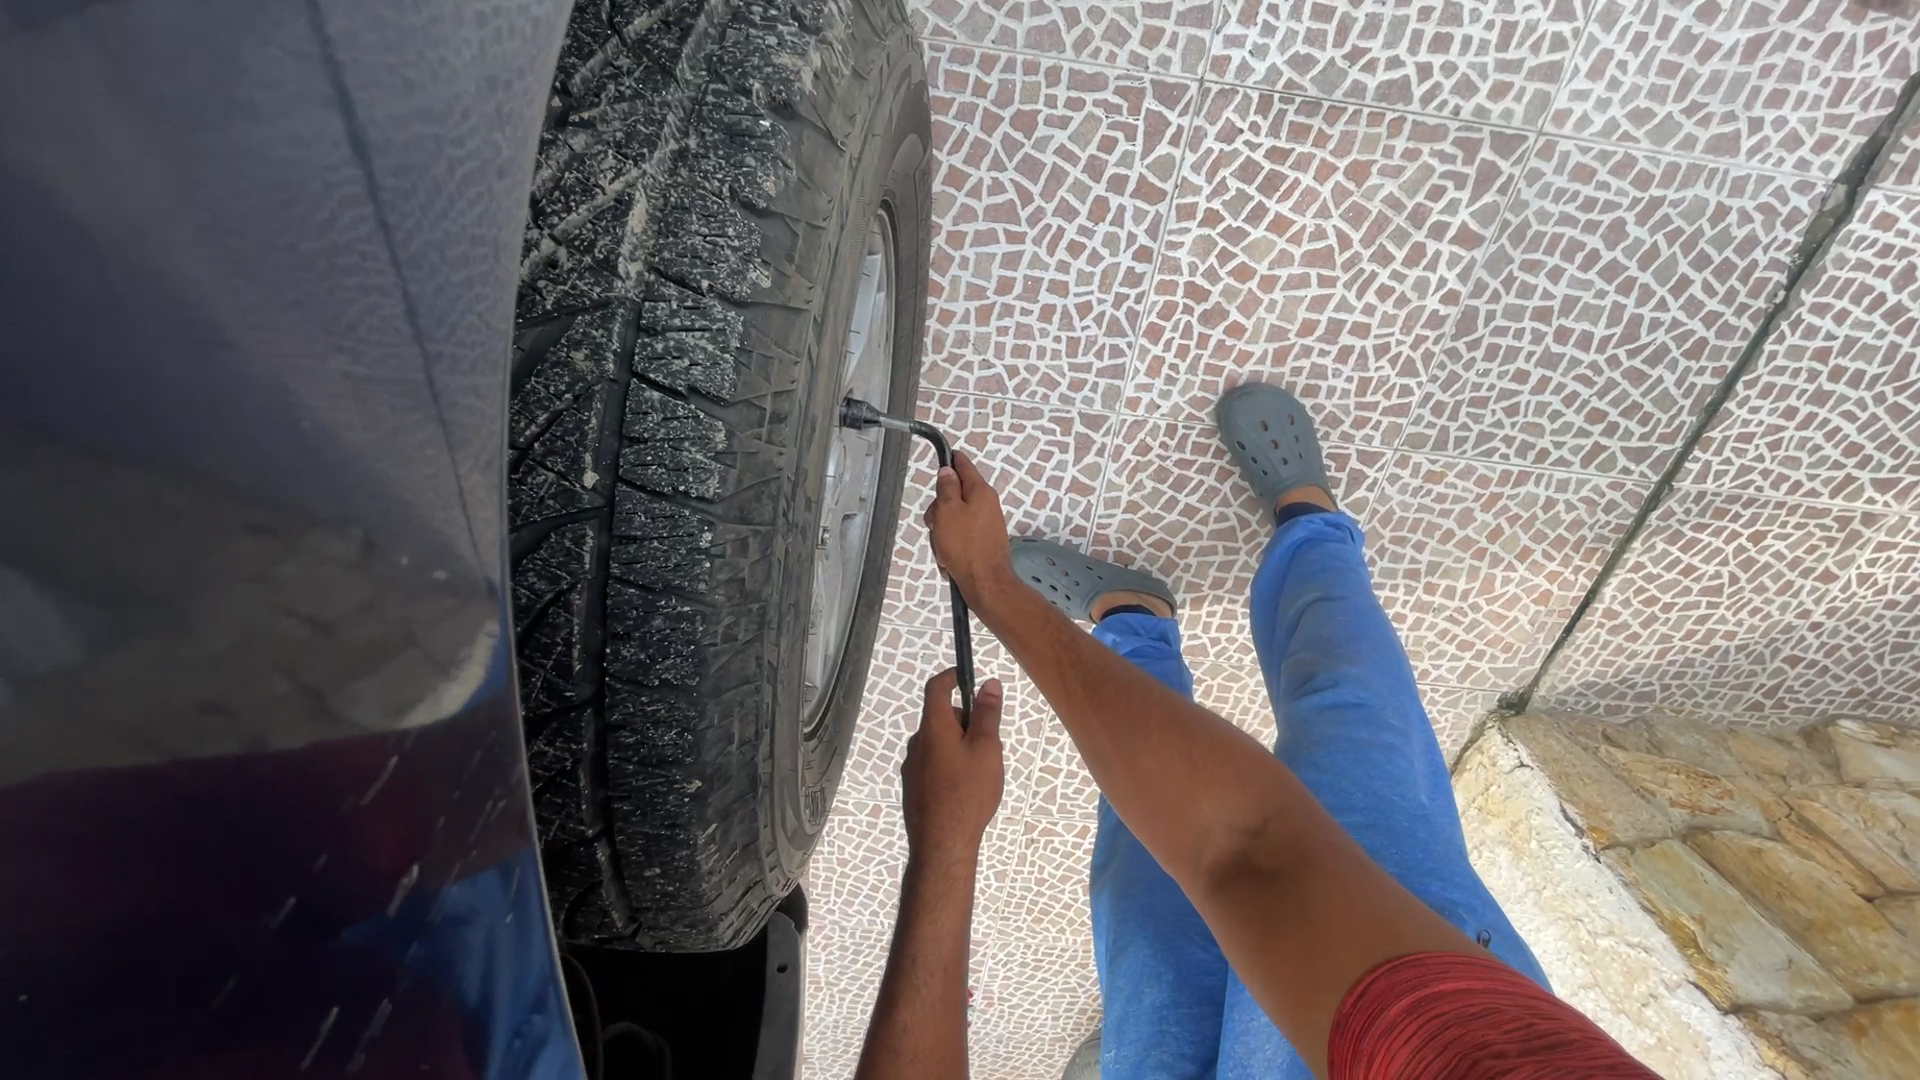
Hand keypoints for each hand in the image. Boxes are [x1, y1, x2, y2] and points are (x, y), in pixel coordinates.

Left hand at [901, 669, 1004, 860]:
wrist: (942, 844)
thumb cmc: (968, 792)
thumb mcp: (986, 749)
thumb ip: (987, 715)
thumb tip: (989, 684)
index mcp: (933, 727)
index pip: (936, 687)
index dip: (951, 676)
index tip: (967, 676)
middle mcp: (917, 742)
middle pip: (941, 717)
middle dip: (965, 721)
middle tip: (988, 743)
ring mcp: (912, 767)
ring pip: (939, 743)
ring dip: (958, 745)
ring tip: (980, 772)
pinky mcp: (913, 788)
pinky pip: (934, 764)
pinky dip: (950, 765)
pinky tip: (965, 790)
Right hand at [923, 451, 1014, 602]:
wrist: (985, 584)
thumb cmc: (964, 545)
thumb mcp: (947, 511)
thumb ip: (946, 489)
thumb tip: (947, 471)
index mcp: (980, 491)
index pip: (963, 465)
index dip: (949, 461)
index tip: (939, 460)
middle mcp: (986, 505)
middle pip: (955, 496)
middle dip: (939, 511)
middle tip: (934, 524)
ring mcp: (986, 525)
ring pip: (955, 520)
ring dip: (943, 534)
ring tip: (943, 549)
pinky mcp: (983, 543)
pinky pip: (960, 538)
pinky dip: (951, 548)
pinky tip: (949, 561)